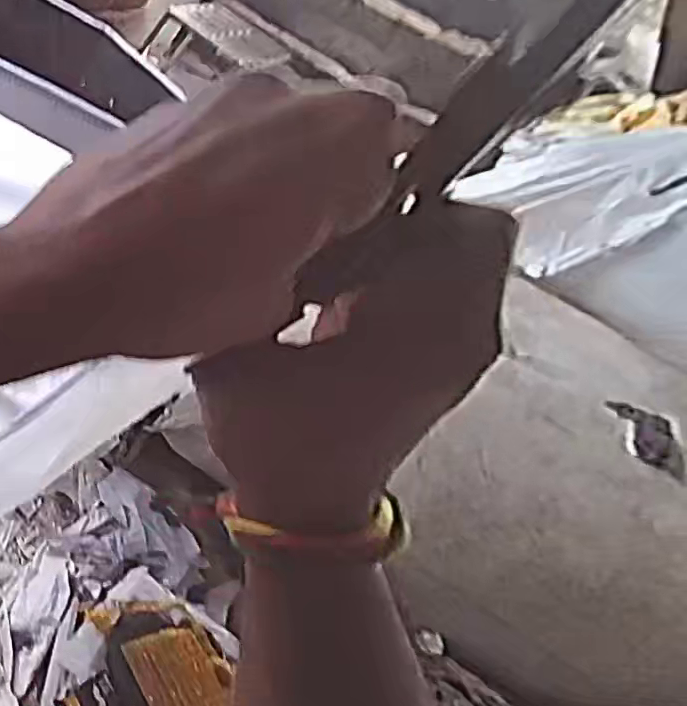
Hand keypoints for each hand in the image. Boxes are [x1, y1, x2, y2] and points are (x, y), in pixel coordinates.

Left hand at [0, 73, 401, 360]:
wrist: (52, 278)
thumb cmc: (152, 292)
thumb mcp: (267, 307)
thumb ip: (307, 270)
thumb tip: (292, 270)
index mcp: (345, 132)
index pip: (382, 173)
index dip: (346, 224)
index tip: (317, 253)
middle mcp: (275, 96)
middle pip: (313, 146)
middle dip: (294, 195)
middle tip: (255, 253)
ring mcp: (200, 102)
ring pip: (246, 144)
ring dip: (236, 185)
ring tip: (192, 248)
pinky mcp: (142, 121)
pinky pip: (185, 150)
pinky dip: (180, 181)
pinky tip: (154, 232)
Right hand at [192, 203, 515, 531]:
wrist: (304, 500)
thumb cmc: (270, 441)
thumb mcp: (234, 365)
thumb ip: (244, 302)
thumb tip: (237, 253)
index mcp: (414, 332)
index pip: (445, 226)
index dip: (386, 205)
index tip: (327, 211)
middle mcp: (462, 332)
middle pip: (470, 232)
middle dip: (402, 219)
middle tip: (333, 230)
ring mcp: (466, 345)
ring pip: (464, 257)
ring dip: (403, 247)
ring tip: (334, 260)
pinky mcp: (452, 356)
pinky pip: (451, 287)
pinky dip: (405, 275)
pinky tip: (344, 292)